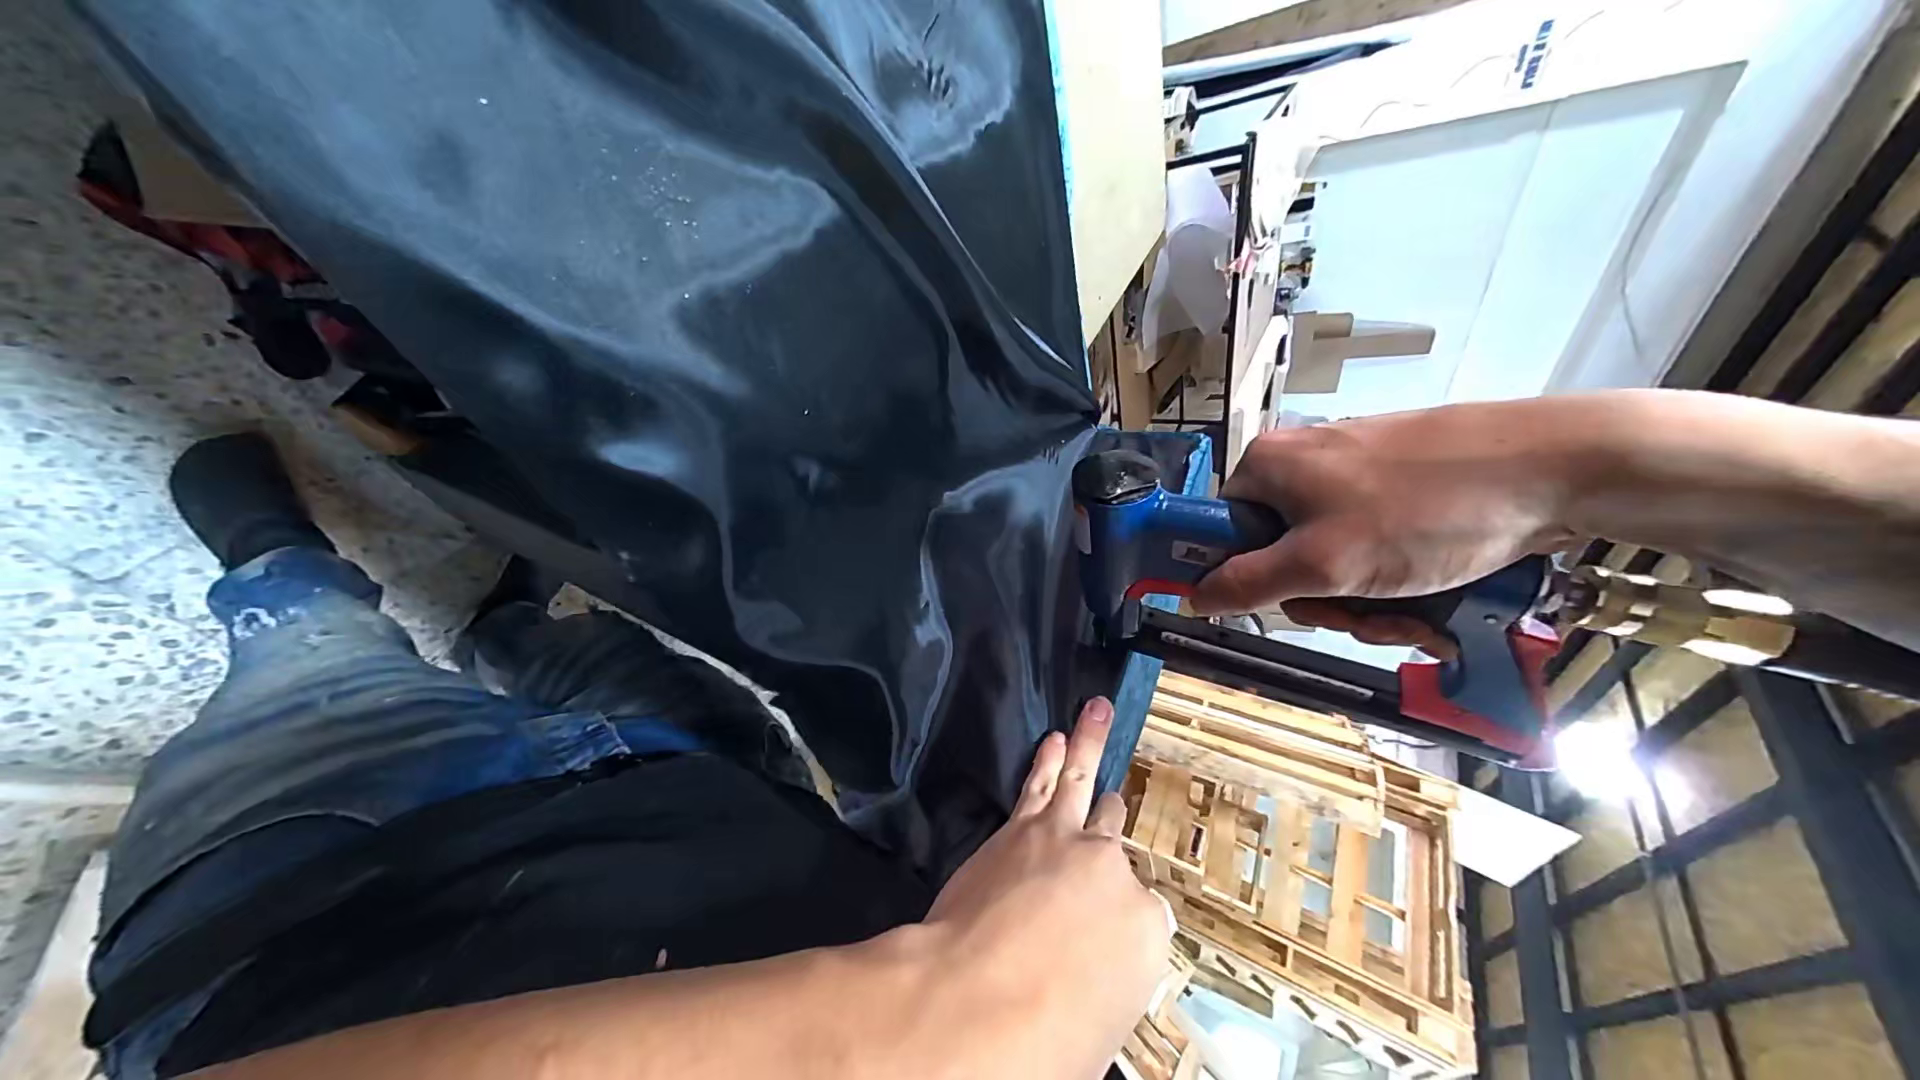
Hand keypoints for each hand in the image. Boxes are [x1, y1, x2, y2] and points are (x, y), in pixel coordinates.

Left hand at [923, 698, 1173, 1078]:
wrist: (976, 1000)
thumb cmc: (1046, 1037)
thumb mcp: (1101, 1026)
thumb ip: (1108, 981)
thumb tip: (1092, 969)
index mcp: (1146, 928)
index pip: (1146, 915)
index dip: (1122, 926)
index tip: (1101, 936)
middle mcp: (1113, 872)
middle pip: (1116, 836)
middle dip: (1112, 824)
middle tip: (1111, 807)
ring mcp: (1066, 842)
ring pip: (1084, 783)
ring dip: (1090, 743)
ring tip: (1097, 710)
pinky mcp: (1021, 830)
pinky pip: (1040, 784)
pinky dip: (1049, 760)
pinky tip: (1055, 740)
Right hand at [1190, 410, 1580, 652]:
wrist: (1559, 466)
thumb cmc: (1424, 512)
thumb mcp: (1322, 563)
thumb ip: (1246, 584)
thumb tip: (1190, 596)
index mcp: (1266, 467)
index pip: (1222, 531)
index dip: (1244, 575)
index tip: (1286, 602)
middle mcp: (1302, 463)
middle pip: (1278, 552)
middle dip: (1321, 597)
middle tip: (1363, 613)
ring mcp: (1353, 473)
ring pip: (1328, 557)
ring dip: (1362, 600)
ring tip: (1409, 613)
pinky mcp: (1398, 484)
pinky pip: (1369, 545)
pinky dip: (1391, 580)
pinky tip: (1427, 598)